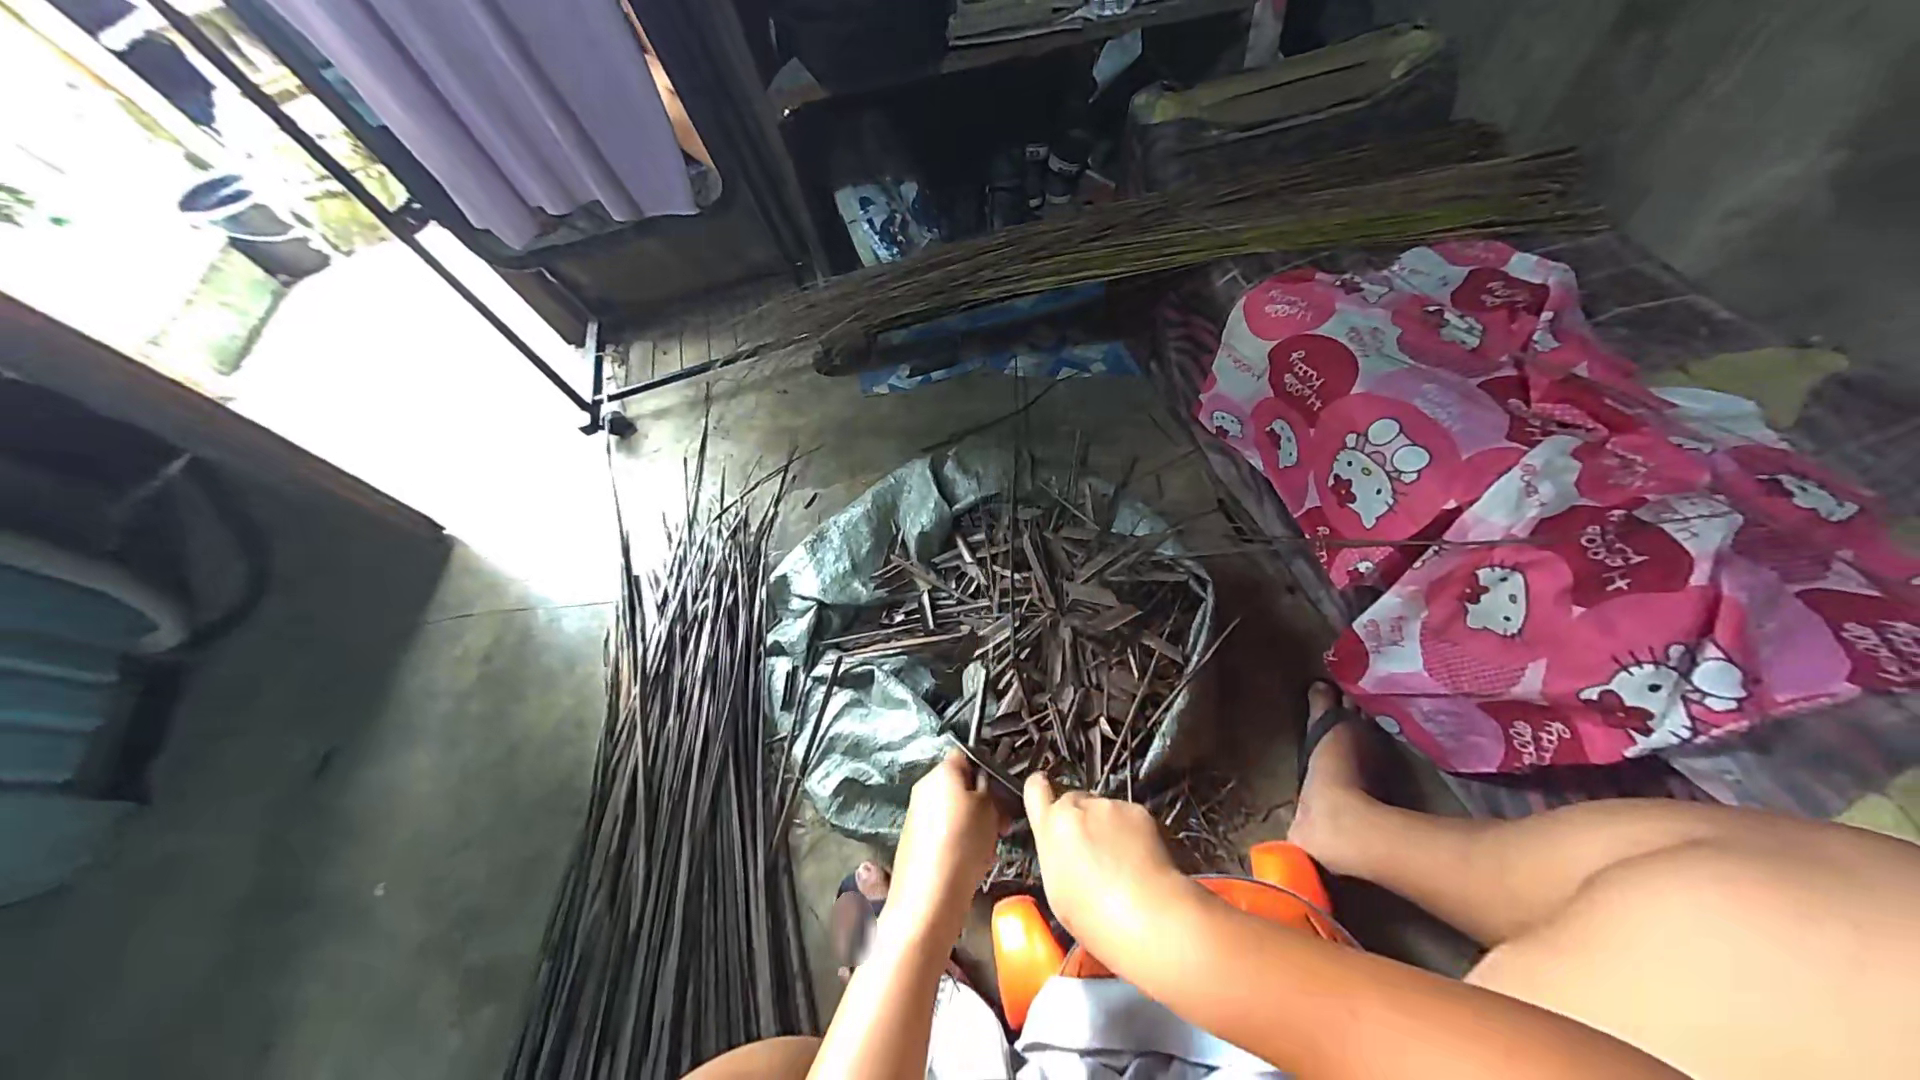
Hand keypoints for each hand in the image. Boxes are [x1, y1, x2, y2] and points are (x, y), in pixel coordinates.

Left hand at [886, 749, 1005, 938]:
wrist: (929, 897)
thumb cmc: (962, 843)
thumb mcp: (989, 808)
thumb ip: (989, 788)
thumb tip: (985, 782)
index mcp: (940, 773)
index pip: (967, 755)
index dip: (988, 768)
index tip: (1003, 789)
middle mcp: (924, 789)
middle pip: (962, 786)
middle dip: (985, 803)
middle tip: (1001, 823)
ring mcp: (918, 816)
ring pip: (957, 811)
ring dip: (976, 825)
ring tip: (988, 847)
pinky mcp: (916, 842)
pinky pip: (946, 832)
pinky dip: (961, 842)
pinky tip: (973, 861)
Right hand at [1023, 773, 1201, 959]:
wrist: (1147, 916)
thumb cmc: (1097, 917)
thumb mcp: (1056, 891)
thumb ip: (1054, 855)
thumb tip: (1062, 852)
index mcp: (1051, 826)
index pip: (1035, 789)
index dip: (1040, 788)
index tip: (1043, 789)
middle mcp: (1078, 808)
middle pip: (1074, 802)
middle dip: (1081, 820)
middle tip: (1092, 852)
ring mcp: (1110, 807)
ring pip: (1104, 811)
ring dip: (1109, 829)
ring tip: (1120, 866)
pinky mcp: (1138, 811)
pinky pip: (1130, 817)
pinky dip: (1134, 833)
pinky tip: (1138, 863)